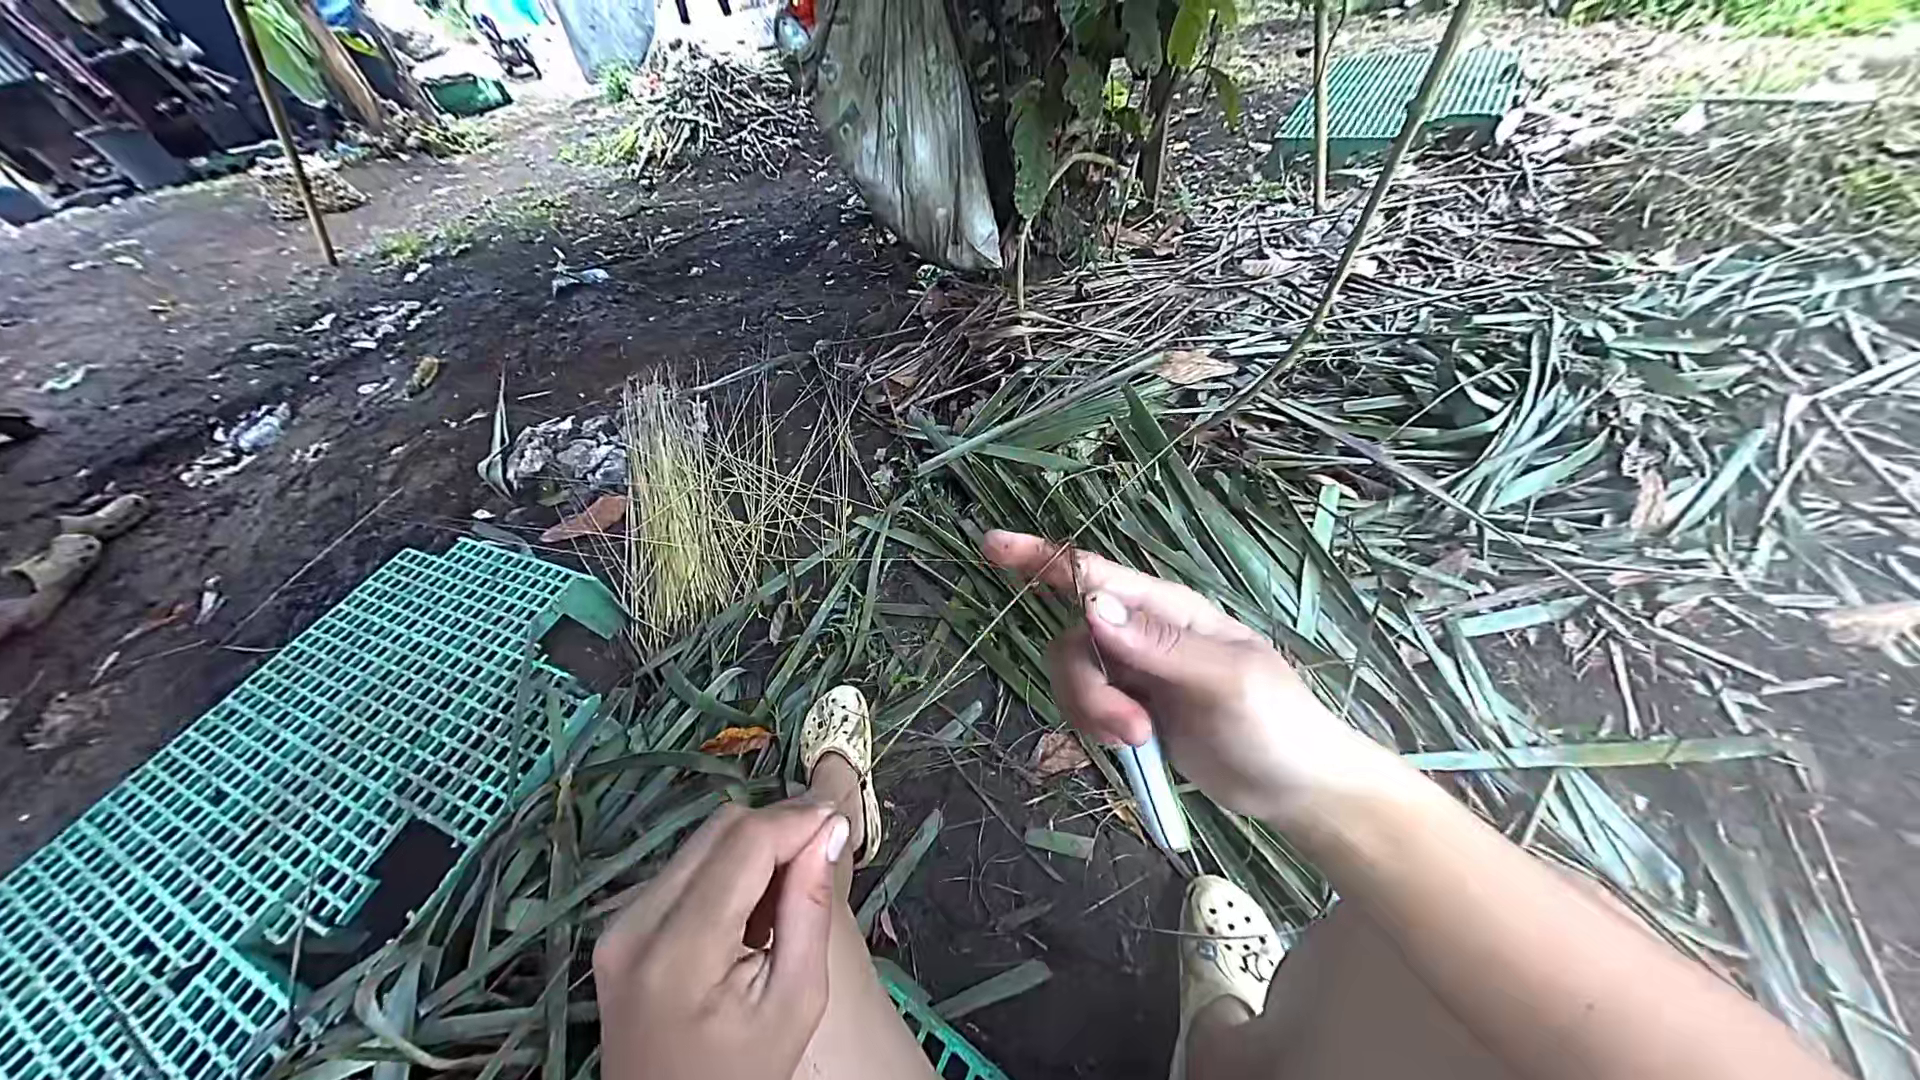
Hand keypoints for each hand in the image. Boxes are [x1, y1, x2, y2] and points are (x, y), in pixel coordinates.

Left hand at [594, 801, 849, 1079]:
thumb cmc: (744, 1075)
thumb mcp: (797, 1000)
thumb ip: (811, 906)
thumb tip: (831, 828)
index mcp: (679, 953)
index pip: (745, 843)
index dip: (797, 819)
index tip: (839, 819)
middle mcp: (636, 925)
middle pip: (722, 829)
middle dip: (780, 824)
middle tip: (823, 845)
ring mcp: (621, 924)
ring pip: (706, 838)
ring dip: (757, 842)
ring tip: (790, 884)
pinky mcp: (622, 925)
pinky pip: (689, 863)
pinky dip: (732, 864)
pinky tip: (754, 903)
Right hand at [982, 530, 1417, 826]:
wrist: (1292, 787)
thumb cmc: (1276, 723)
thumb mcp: (1227, 680)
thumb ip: (1158, 645)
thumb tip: (1089, 608)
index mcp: (1166, 610)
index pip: (1093, 574)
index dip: (1040, 558)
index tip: (991, 545)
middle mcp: (1139, 632)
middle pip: (1073, 640)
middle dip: (1086, 688)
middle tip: (1130, 731)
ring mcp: (1131, 670)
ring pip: (1074, 677)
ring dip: (1093, 713)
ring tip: (1140, 742)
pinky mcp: (1127, 705)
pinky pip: (1085, 706)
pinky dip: (1097, 728)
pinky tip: (1136, 747)